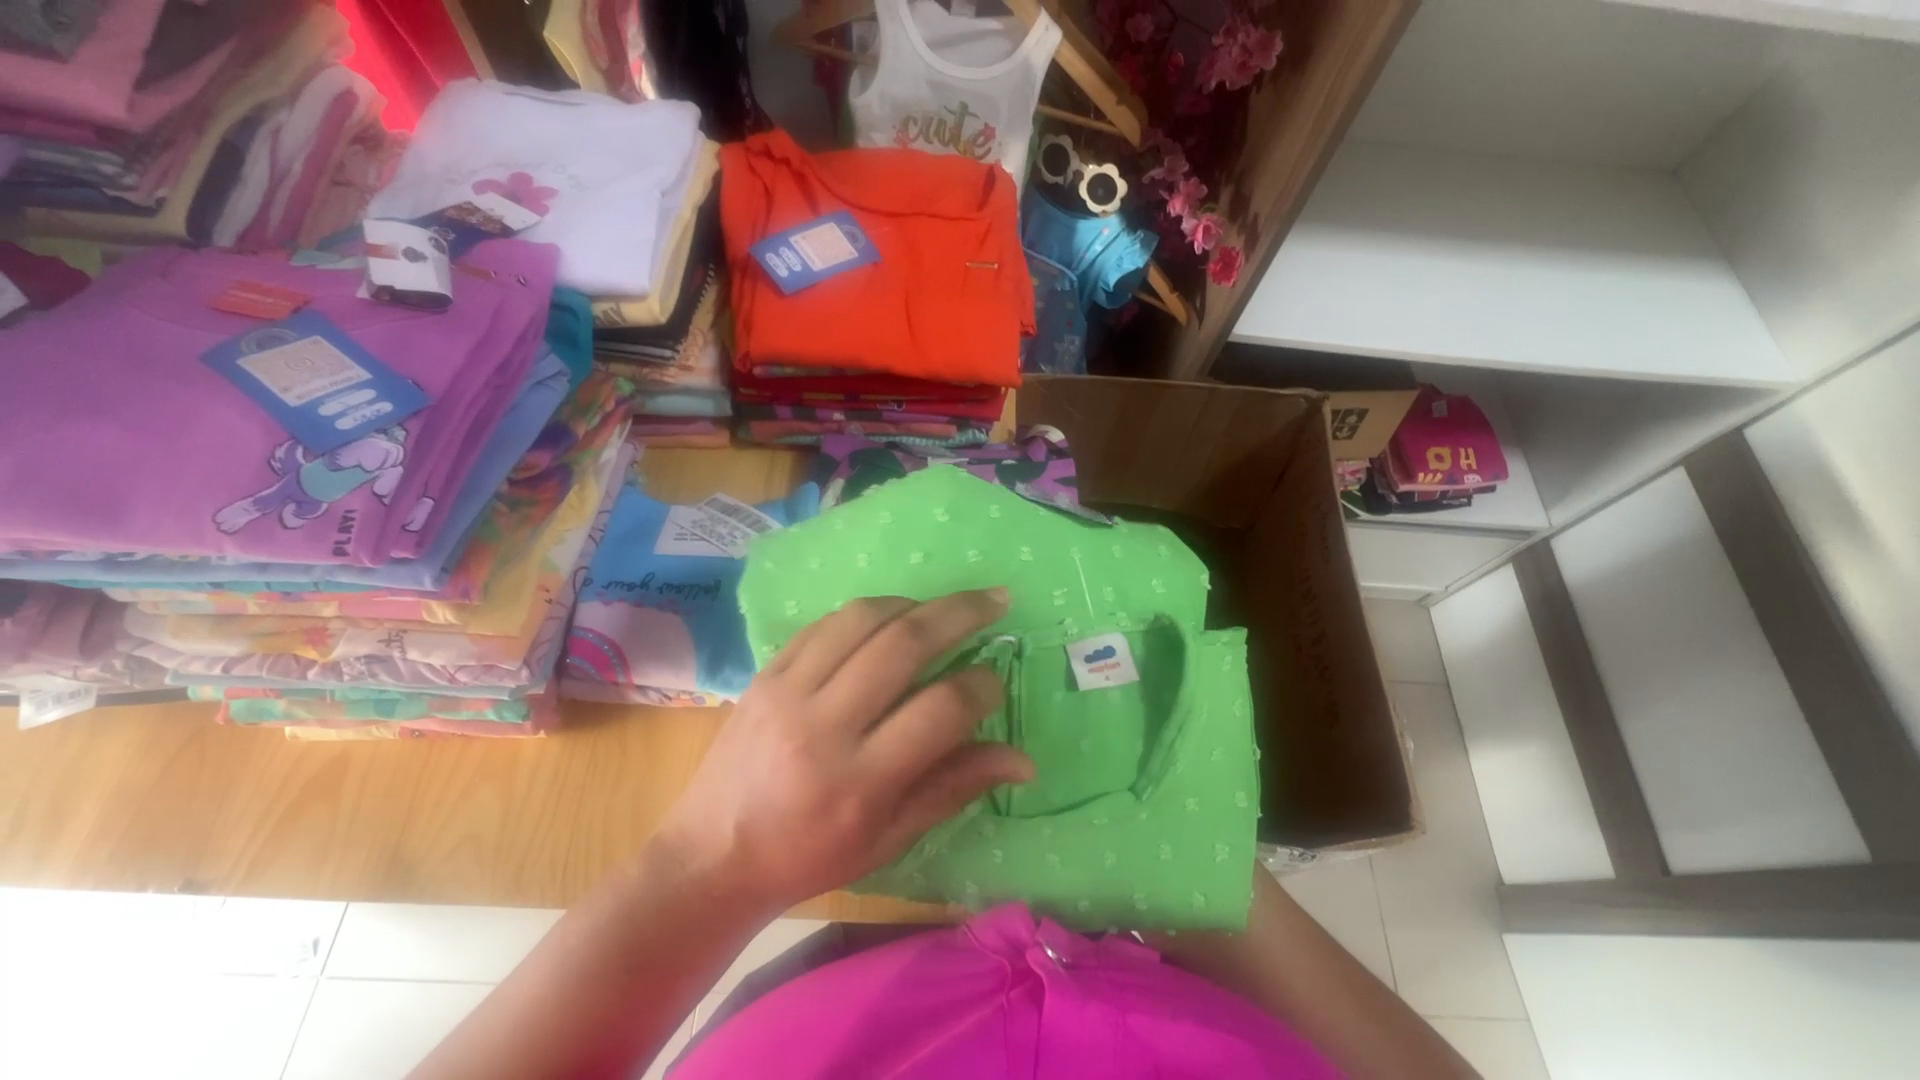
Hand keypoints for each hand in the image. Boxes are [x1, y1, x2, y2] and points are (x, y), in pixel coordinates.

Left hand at [652, 589, 1035, 915]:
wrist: (712, 856)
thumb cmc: (808, 858)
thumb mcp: (888, 840)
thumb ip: (953, 788)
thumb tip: (1023, 759)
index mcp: (861, 780)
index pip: (940, 710)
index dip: (982, 687)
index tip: (996, 682)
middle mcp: (824, 726)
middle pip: (904, 644)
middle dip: (960, 614)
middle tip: (996, 601)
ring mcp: (788, 692)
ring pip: (862, 619)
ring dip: (913, 603)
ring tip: (944, 607)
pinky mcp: (765, 675)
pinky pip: (823, 625)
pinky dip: (865, 613)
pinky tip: (889, 618)